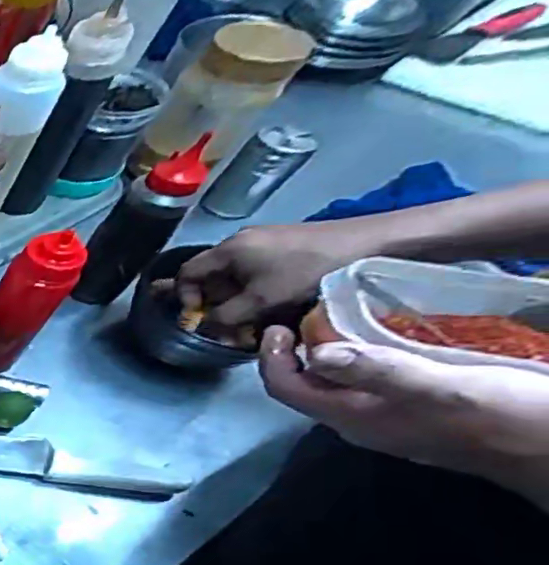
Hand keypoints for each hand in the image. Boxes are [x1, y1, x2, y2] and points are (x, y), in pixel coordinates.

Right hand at [178, 221, 382, 326]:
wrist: (380, 242)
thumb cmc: (311, 271)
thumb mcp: (261, 301)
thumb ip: (224, 317)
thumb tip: (208, 325)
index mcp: (228, 249)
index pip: (186, 274)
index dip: (185, 297)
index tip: (203, 316)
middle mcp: (242, 240)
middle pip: (211, 276)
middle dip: (217, 302)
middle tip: (233, 322)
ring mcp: (268, 239)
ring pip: (237, 275)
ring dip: (241, 298)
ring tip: (259, 315)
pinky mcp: (290, 243)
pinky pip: (259, 269)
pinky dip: (261, 288)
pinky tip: (279, 300)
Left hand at [259, 326, 548, 505]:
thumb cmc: (499, 415)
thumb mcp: (436, 386)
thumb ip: (376, 370)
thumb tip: (317, 353)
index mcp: (348, 417)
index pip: (285, 388)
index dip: (272, 359)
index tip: (276, 328)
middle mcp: (357, 423)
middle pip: (307, 388)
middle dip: (297, 356)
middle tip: (306, 321)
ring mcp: (387, 422)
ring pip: (339, 389)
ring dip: (332, 359)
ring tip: (340, 326)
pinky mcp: (416, 417)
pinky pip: (372, 389)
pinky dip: (366, 365)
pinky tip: (386, 346)